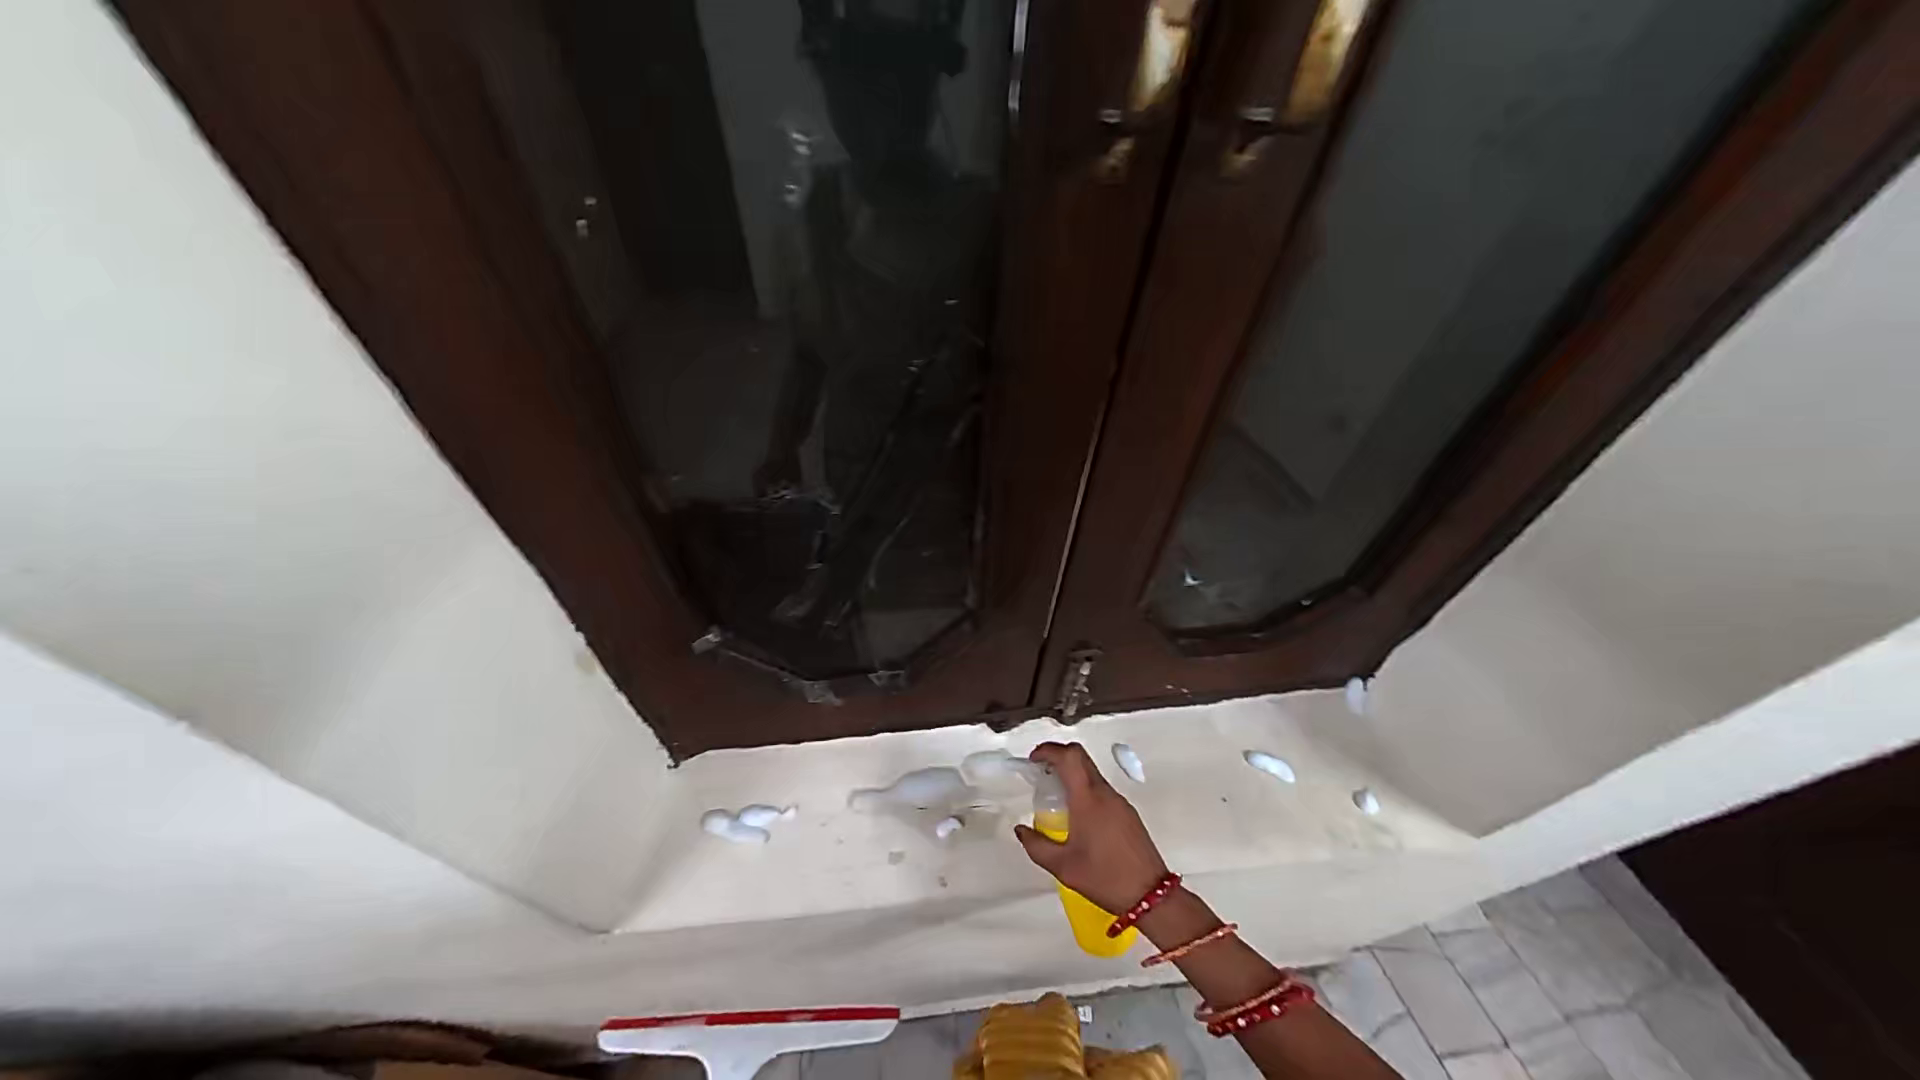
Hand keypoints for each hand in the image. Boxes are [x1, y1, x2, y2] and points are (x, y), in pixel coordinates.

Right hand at [1013, 742, 1170, 913]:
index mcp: (1087, 800)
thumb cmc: (1104, 878)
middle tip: (1041, 771)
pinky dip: (1085, 789)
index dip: (1048, 750)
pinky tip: (1078, 815)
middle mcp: (1105, 793)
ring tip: (1056, 797)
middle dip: (1058, 756)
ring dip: (1072, 774)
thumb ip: (1036, 845)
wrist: (1151, 897)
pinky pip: (1102, 789)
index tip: (1034, 759)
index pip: (1069, 757)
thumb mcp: (1063, 867)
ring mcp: (1119, 801)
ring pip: (1092, 773)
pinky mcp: (1128, 812)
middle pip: (1081, 758)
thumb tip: (1021, 830)